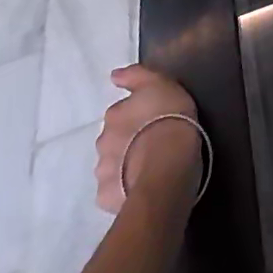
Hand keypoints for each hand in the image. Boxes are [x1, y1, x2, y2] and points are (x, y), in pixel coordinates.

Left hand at [94, 64, 201, 214]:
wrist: (168, 164)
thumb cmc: (169, 118)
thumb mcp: (160, 83)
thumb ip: (136, 76)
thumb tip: (115, 76)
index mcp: (114, 115)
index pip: (120, 114)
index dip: (136, 119)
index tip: (151, 123)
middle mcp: (103, 141)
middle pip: (113, 140)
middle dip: (126, 143)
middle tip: (149, 148)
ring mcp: (103, 171)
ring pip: (112, 167)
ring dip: (124, 167)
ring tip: (147, 171)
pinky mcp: (107, 196)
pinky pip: (113, 193)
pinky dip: (122, 191)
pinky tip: (140, 189)